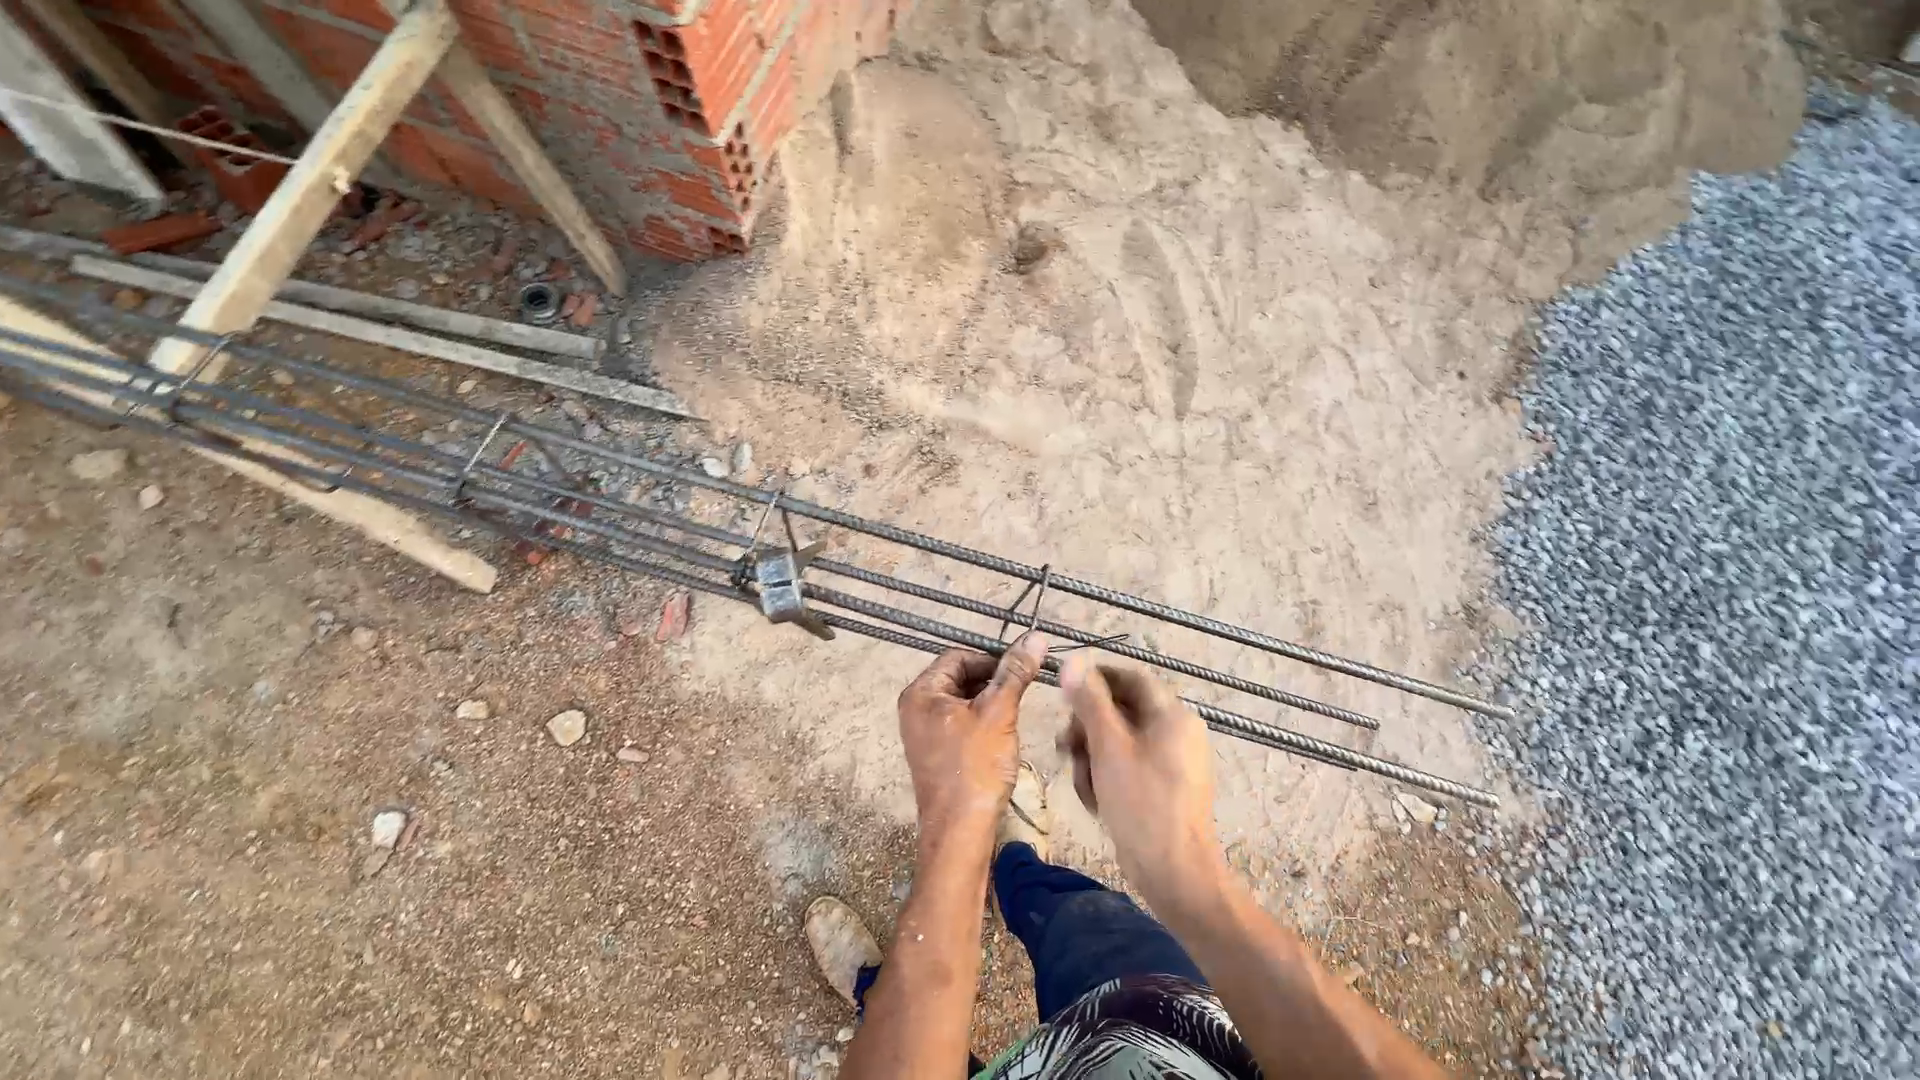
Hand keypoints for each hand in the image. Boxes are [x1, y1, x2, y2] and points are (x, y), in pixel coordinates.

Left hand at [896, 633, 1048, 842]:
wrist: (960, 830)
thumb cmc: (975, 767)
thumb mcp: (998, 712)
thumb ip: (1015, 673)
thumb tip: (1035, 637)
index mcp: (921, 693)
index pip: (959, 656)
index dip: (992, 659)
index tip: (1021, 671)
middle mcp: (915, 708)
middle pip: (960, 678)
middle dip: (993, 682)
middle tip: (1021, 695)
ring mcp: (924, 733)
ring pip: (964, 702)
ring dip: (991, 704)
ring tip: (1013, 717)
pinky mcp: (936, 753)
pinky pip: (961, 724)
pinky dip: (983, 724)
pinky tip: (1002, 737)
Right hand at [1059, 655, 1227, 913]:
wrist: (1174, 871)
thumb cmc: (1141, 803)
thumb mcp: (1108, 747)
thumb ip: (1089, 701)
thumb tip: (1072, 661)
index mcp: (1172, 715)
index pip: (1130, 677)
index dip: (1095, 680)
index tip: (1063, 694)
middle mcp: (1178, 732)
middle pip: (1123, 710)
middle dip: (1088, 727)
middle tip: (1065, 748)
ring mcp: (1174, 762)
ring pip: (1121, 741)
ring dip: (1093, 755)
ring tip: (1082, 784)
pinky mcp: (1166, 788)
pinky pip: (1130, 766)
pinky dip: (1109, 776)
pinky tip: (1096, 799)